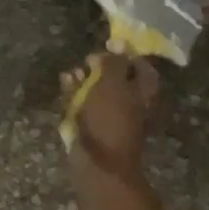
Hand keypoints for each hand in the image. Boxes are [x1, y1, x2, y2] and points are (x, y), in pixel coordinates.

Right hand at [60, 51, 161, 178]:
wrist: (98, 163)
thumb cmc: (109, 120)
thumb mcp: (113, 83)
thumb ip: (114, 62)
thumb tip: (116, 46)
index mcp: (144, 94)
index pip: (143, 67)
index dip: (128, 54)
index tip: (110, 47)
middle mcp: (132, 103)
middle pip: (119, 78)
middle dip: (101, 67)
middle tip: (88, 61)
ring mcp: (113, 116)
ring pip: (100, 90)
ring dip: (85, 79)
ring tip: (72, 72)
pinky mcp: (95, 126)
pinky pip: (86, 104)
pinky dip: (76, 93)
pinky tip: (65, 83)